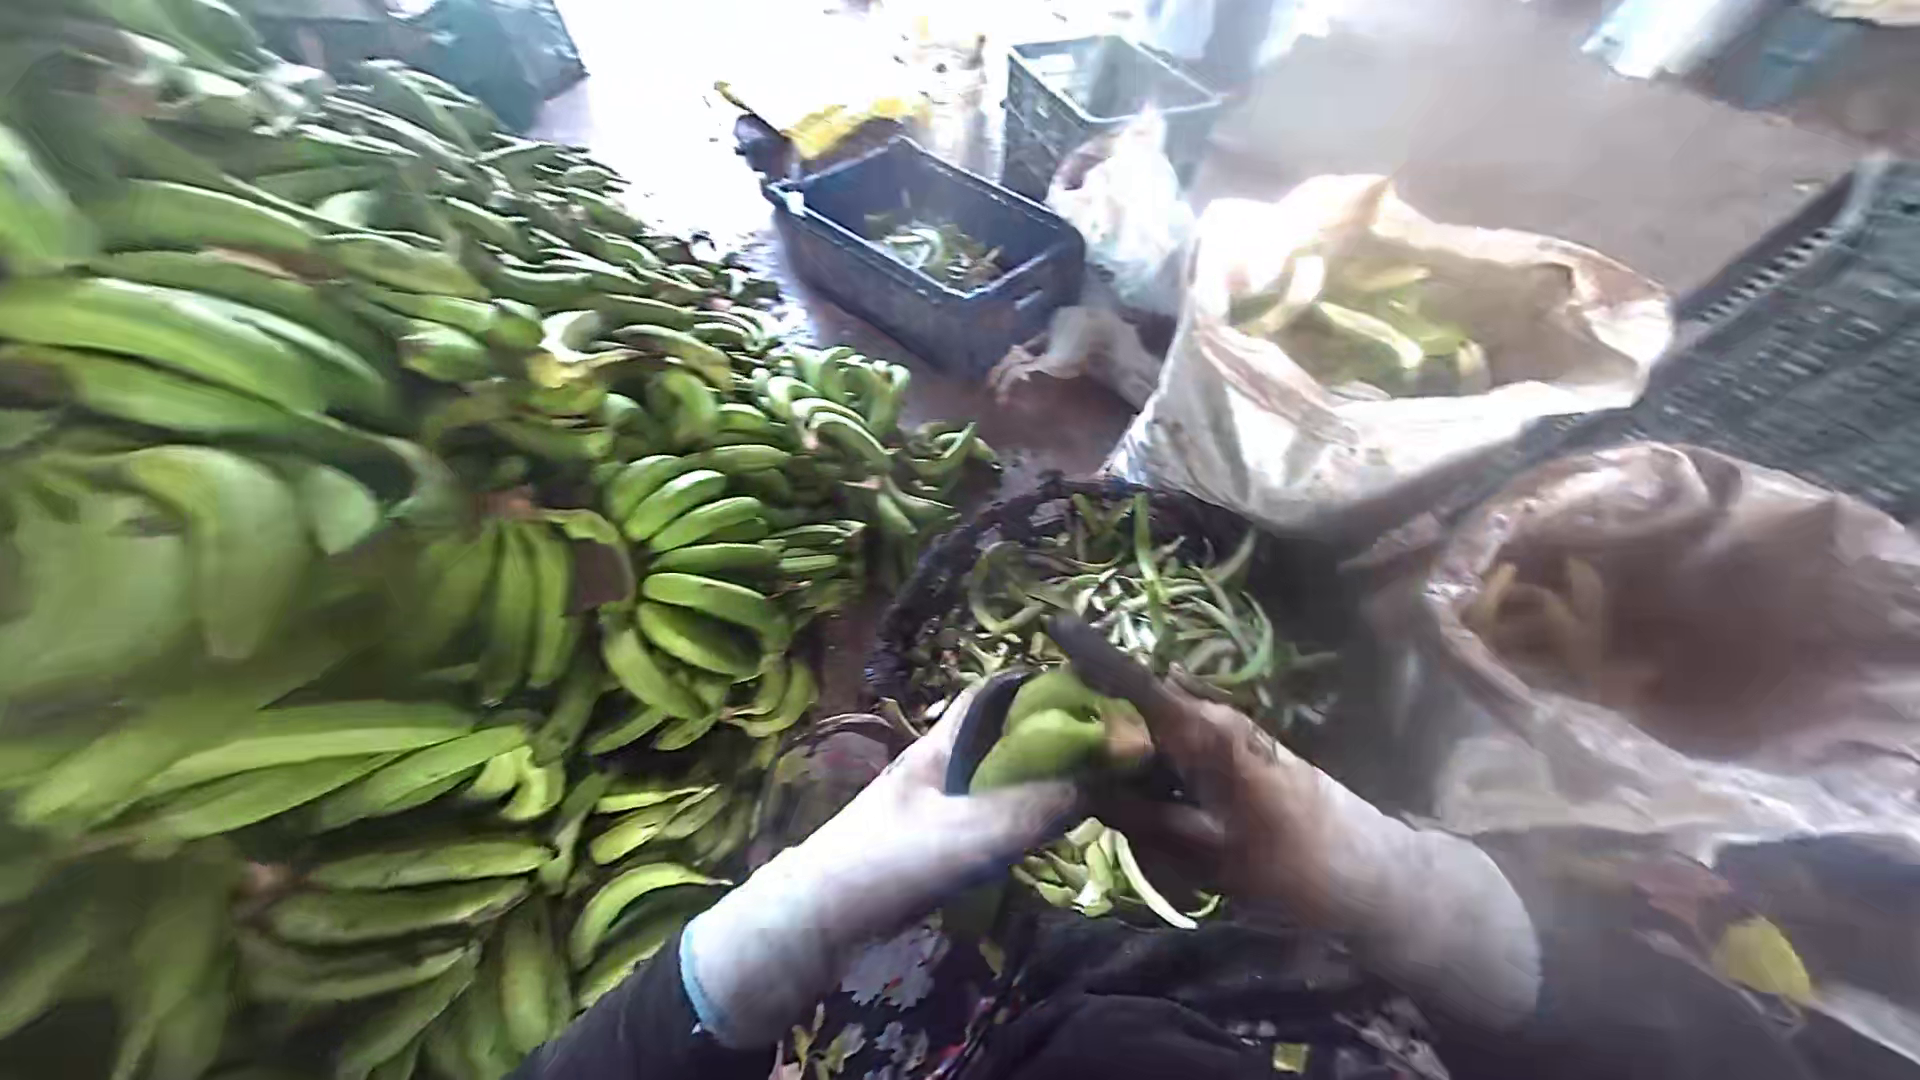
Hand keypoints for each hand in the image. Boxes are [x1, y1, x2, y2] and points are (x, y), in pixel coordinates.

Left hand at [681, 688, 1076, 1047]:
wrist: (815, 919)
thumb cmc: (883, 861)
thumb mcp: (961, 837)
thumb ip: (1025, 811)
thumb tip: (1092, 784)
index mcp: (941, 744)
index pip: (990, 695)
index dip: (1033, 688)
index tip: (1082, 696)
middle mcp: (940, 761)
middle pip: (999, 732)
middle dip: (1044, 734)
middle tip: (1094, 748)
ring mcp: (935, 797)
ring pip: (994, 770)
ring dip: (1032, 772)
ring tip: (1080, 783)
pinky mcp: (934, 832)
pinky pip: (986, 806)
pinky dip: (1017, 807)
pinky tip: (1039, 825)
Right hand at [1052, 620, 1541, 1028]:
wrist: (1372, 872)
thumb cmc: (1286, 865)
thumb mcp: (1202, 851)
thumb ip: (1135, 816)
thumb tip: (1079, 786)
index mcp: (1201, 733)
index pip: (1135, 682)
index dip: (1092, 653)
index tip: (1054, 625)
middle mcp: (1210, 714)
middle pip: (1136, 695)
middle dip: (1093, 704)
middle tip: (1053, 733)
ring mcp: (1224, 723)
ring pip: (1155, 715)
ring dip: (1122, 731)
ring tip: (1090, 764)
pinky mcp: (1232, 739)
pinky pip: (1174, 730)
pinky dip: (1147, 745)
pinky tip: (1137, 779)